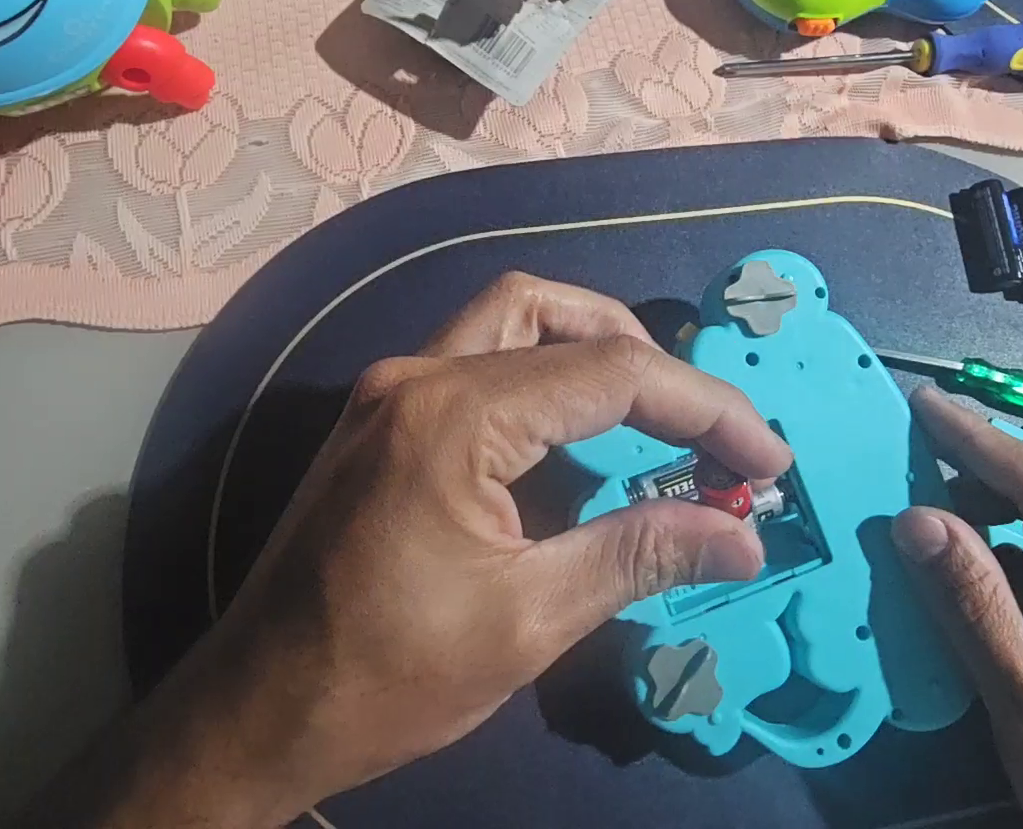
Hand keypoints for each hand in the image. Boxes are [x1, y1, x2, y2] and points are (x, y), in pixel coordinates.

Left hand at [28, 273, 793, 828]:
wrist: (256, 710)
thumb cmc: (388, 676)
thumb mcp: (529, 622)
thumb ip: (640, 556)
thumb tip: (742, 536)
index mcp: (455, 418)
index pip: (610, 373)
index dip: (705, 408)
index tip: (765, 459)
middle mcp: (418, 376)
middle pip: (553, 312)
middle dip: (642, 356)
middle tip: (698, 426)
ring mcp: (392, 389)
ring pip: (510, 318)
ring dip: (587, 348)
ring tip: (646, 414)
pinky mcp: (382, 414)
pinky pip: (478, 359)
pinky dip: (540, 374)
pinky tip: (571, 432)